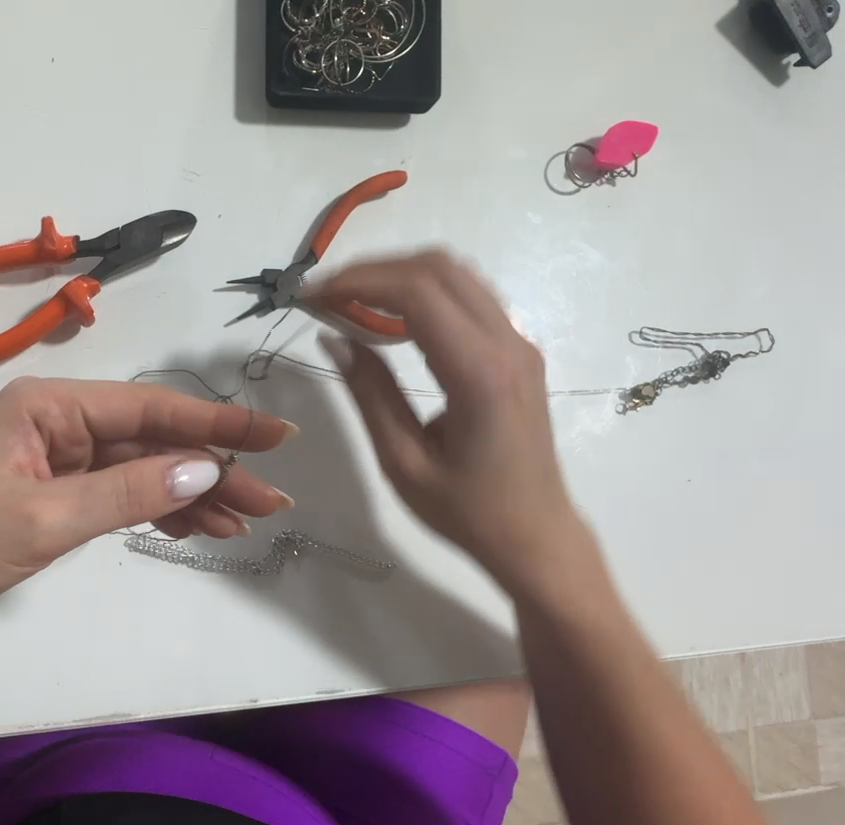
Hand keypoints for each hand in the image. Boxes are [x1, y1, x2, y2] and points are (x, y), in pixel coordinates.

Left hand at [0, 377, 293, 665]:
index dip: (215, 422)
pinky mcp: (57, 492)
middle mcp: (57, 421)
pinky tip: (196, 525)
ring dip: (190, 494)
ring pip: (141, 469)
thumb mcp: (44, 521)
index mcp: (47, 406)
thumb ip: (126, 492)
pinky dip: (156, 510)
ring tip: (243, 522)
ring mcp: (59, 458)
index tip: (274, 435)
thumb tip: (204, 467)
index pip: (147, 408)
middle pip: (151, 439)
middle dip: (209, 468)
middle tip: (269, 501)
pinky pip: (120, 494)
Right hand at [313, 251, 586, 590]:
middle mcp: (507, 343)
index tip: (311, 297)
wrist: (533, 534)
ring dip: (398, 277)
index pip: (416, 293)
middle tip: (322, 298)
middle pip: (438, 269)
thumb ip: (369, 394)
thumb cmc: (465, 511)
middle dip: (372, 271)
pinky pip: (469, 297)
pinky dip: (423, 293)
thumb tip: (333, 338)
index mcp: (478, 374)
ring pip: (456, 275)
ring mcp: (519, 343)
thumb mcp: (402, 461)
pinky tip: (389, 319)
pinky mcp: (517, 351)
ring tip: (348, 302)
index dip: (358, 283)